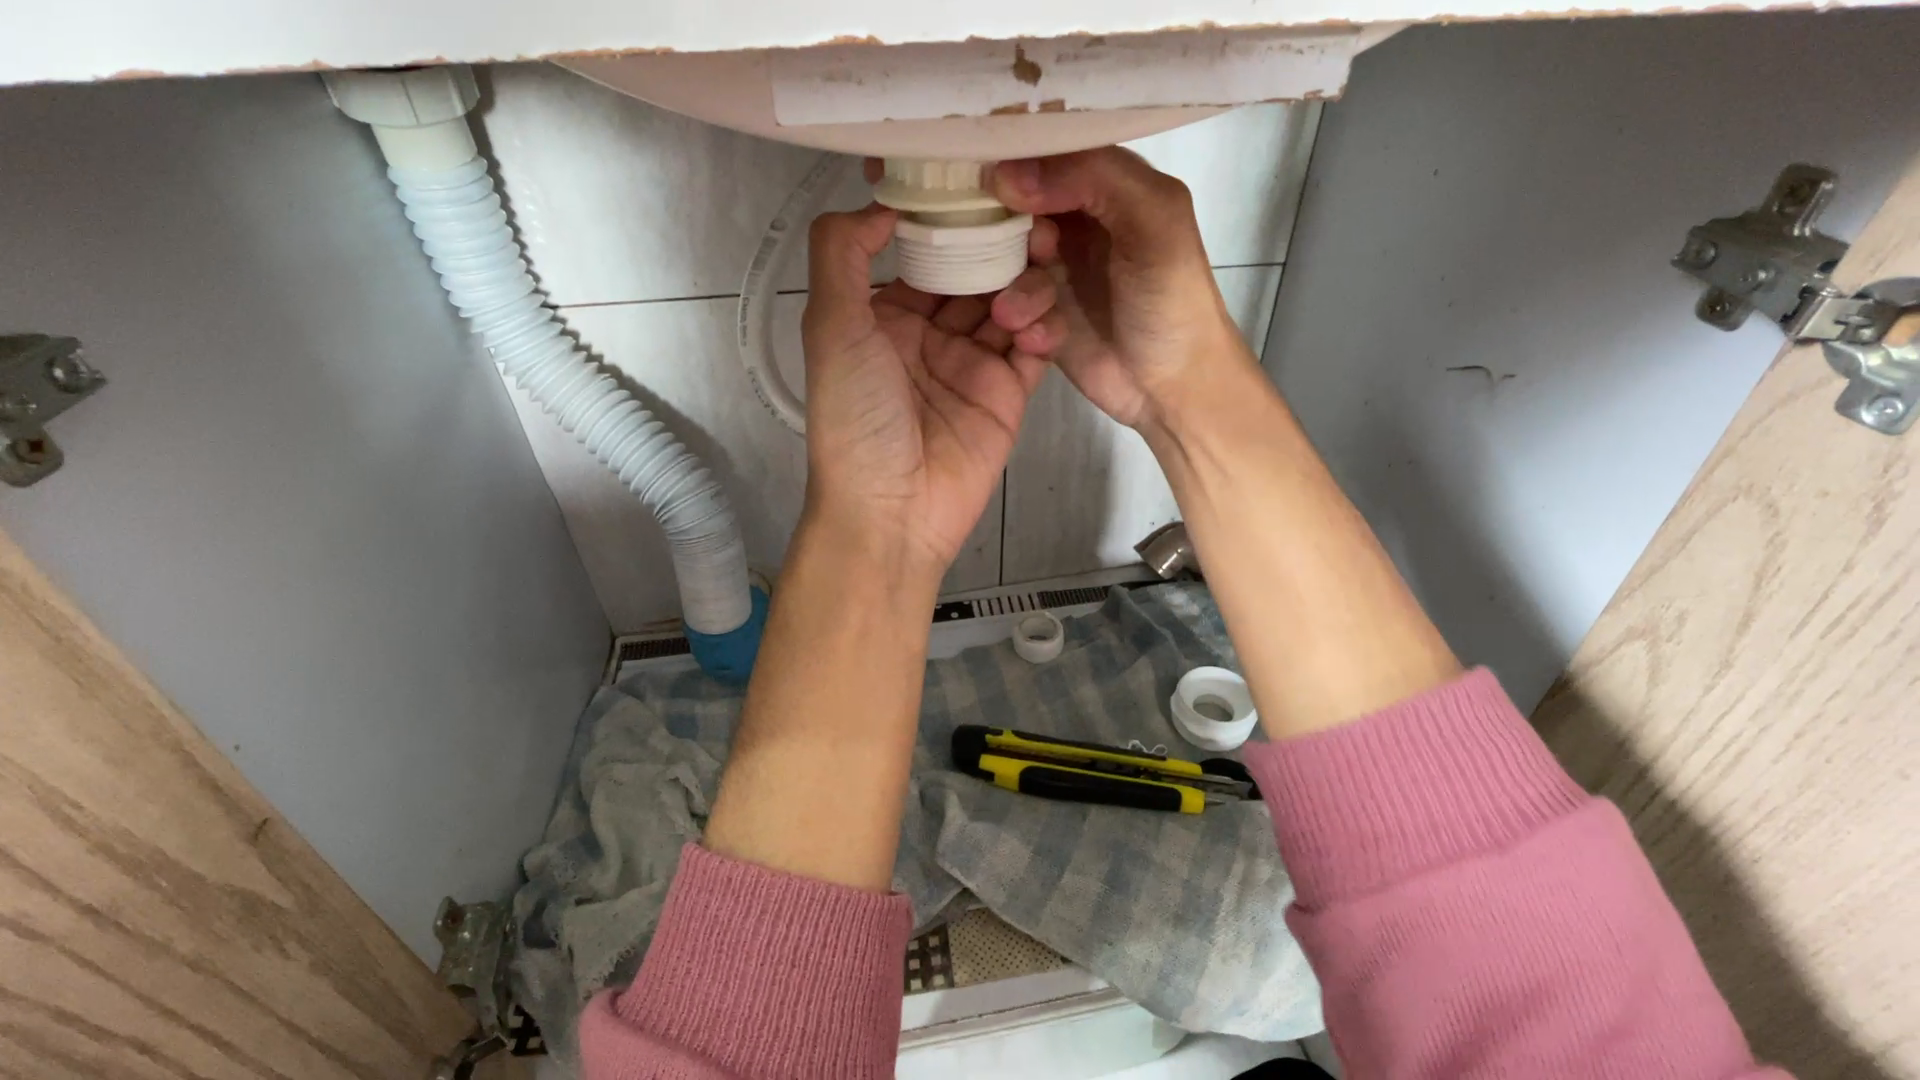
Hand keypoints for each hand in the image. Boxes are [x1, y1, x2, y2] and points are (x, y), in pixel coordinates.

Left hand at [800, 204, 1063, 571]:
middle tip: (1032, 221)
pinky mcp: (1010, 393)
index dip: (952, 220)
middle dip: (1001, 246)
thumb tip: (882, 203)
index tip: (987, 184)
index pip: (926, 252)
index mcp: (884, 315)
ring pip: (1011, 302)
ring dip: (1025, 284)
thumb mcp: (831, 327)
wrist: (894, 511)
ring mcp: (973, 363)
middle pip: (975, 272)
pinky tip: (1039, 325)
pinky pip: (1036, 347)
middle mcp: (930, 333)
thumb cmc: (857, 416)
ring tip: (1031, 281)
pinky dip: (1044, 328)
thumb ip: (842, 254)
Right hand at [990, 149, 1251, 430]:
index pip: (1048, 149)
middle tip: (1029, 254)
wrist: (1173, 387)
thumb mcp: (1153, 220)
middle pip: (1012, 205)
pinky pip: (1008, 306)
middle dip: (1004, 231)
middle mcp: (1073, 220)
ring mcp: (1052, 270)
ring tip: (1020, 312)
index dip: (1014, 156)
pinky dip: (1021, 322)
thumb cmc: (1173, 300)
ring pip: (1003, 260)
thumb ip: (1092, 176)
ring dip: (1012, 288)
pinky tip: (1044, 338)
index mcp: (1105, 184)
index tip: (986, 174)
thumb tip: (1006, 173)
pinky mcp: (1038, 316)